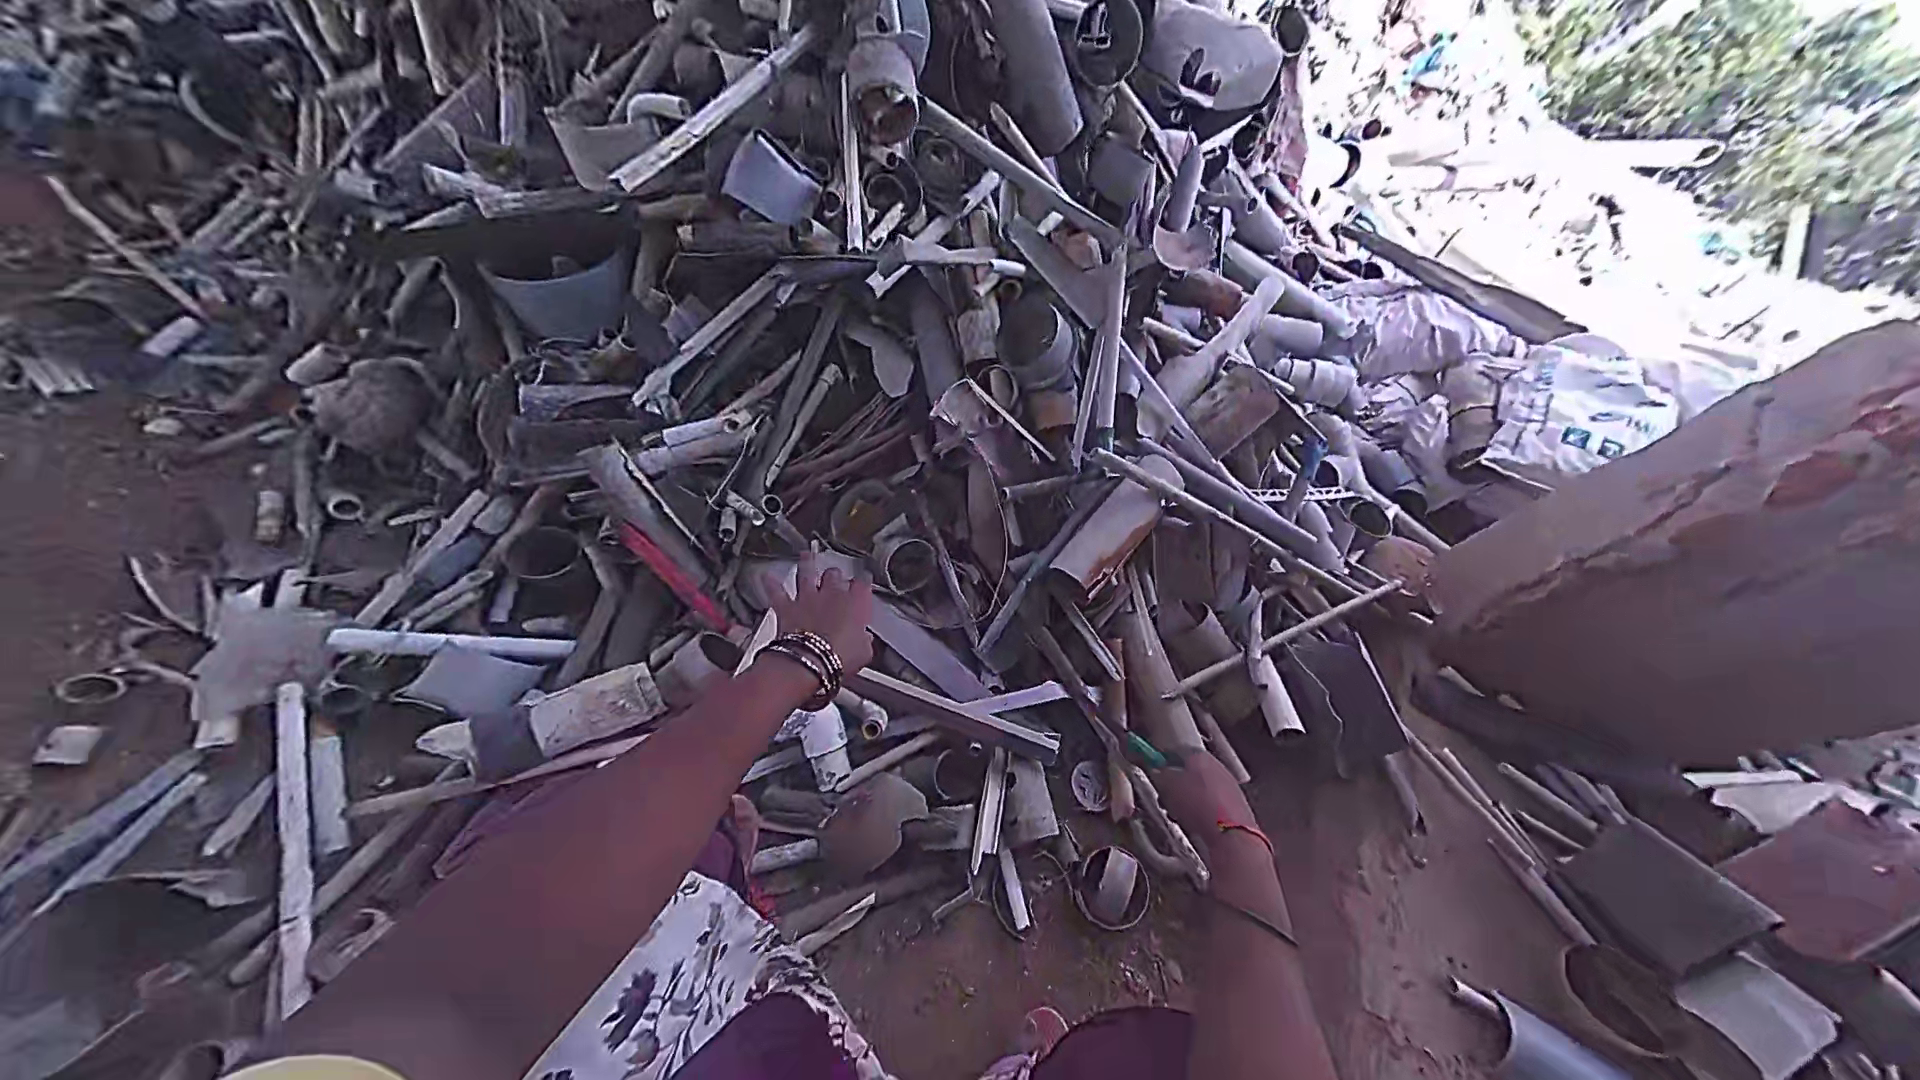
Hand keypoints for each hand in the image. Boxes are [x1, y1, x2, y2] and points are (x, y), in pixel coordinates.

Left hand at [774, 552, 874, 672]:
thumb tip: (864, 642)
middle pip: (834, 574)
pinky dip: (771, 584)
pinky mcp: (787, 607)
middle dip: (835, 573)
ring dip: (806, 563)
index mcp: (855, 603)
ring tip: (806, 556)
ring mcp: (808, 598)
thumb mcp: (864, 653)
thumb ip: (864, 641)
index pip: (863, 584)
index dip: (864, 581)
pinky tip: (767, 578)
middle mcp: (831, 594)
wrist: (810, 661)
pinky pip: (777, 592)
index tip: (864, 581)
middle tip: (835, 573)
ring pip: (806, 573)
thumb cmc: (838, 656)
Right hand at [1154, 749, 1256, 837]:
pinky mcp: (1237, 805)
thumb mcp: (1166, 785)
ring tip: (1178, 814)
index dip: (1161, 763)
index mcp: (1198, 754)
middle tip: (1165, 798)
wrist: (1231, 834)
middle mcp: (1216, 765)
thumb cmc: (1196, 804)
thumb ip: (1159, 774)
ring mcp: (1229, 785)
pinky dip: (1202, 811)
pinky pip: (1212, 804)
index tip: (1154, 775)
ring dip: (1188, 799)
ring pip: (1200, 788)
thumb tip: (1158, 771)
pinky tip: (1195, 823)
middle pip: (1189, 771)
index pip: (1174, 752)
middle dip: (1175, 785)